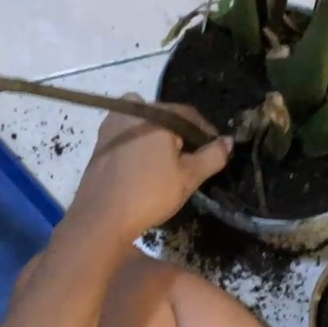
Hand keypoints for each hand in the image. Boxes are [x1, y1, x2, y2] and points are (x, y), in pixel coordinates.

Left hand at [66, 100, 231, 241]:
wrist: (101, 216)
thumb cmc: (149, 194)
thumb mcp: (189, 177)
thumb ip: (212, 156)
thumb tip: (228, 141)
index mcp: (157, 115)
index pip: (190, 115)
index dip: (206, 132)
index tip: (215, 149)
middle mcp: (133, 110)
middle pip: (166, 116)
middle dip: (182, 134)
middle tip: (192, 158)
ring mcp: (112, 123)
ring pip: (145, 124)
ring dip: (159, 137)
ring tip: (167, 162)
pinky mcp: (100, 139)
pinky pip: (128, 133)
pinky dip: (140, 143)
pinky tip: (144, 165)